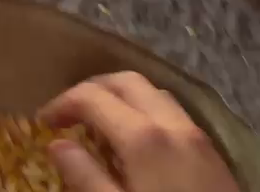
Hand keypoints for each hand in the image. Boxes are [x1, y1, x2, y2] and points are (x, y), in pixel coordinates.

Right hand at [39, 72, 238, 191]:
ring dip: (122, 97)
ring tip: (103, 124)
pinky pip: (174, 114)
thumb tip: (57, 145)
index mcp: (143, 137)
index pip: (91, 97)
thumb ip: (86, 178)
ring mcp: (198, 138)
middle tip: (71, 113)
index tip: (44, 122)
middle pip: (125, 81)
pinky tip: (139, 143)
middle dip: (93, 89)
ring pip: (153, 93)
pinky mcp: (215, 157)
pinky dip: (147, 112)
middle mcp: (171, 124)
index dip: (62, 103)